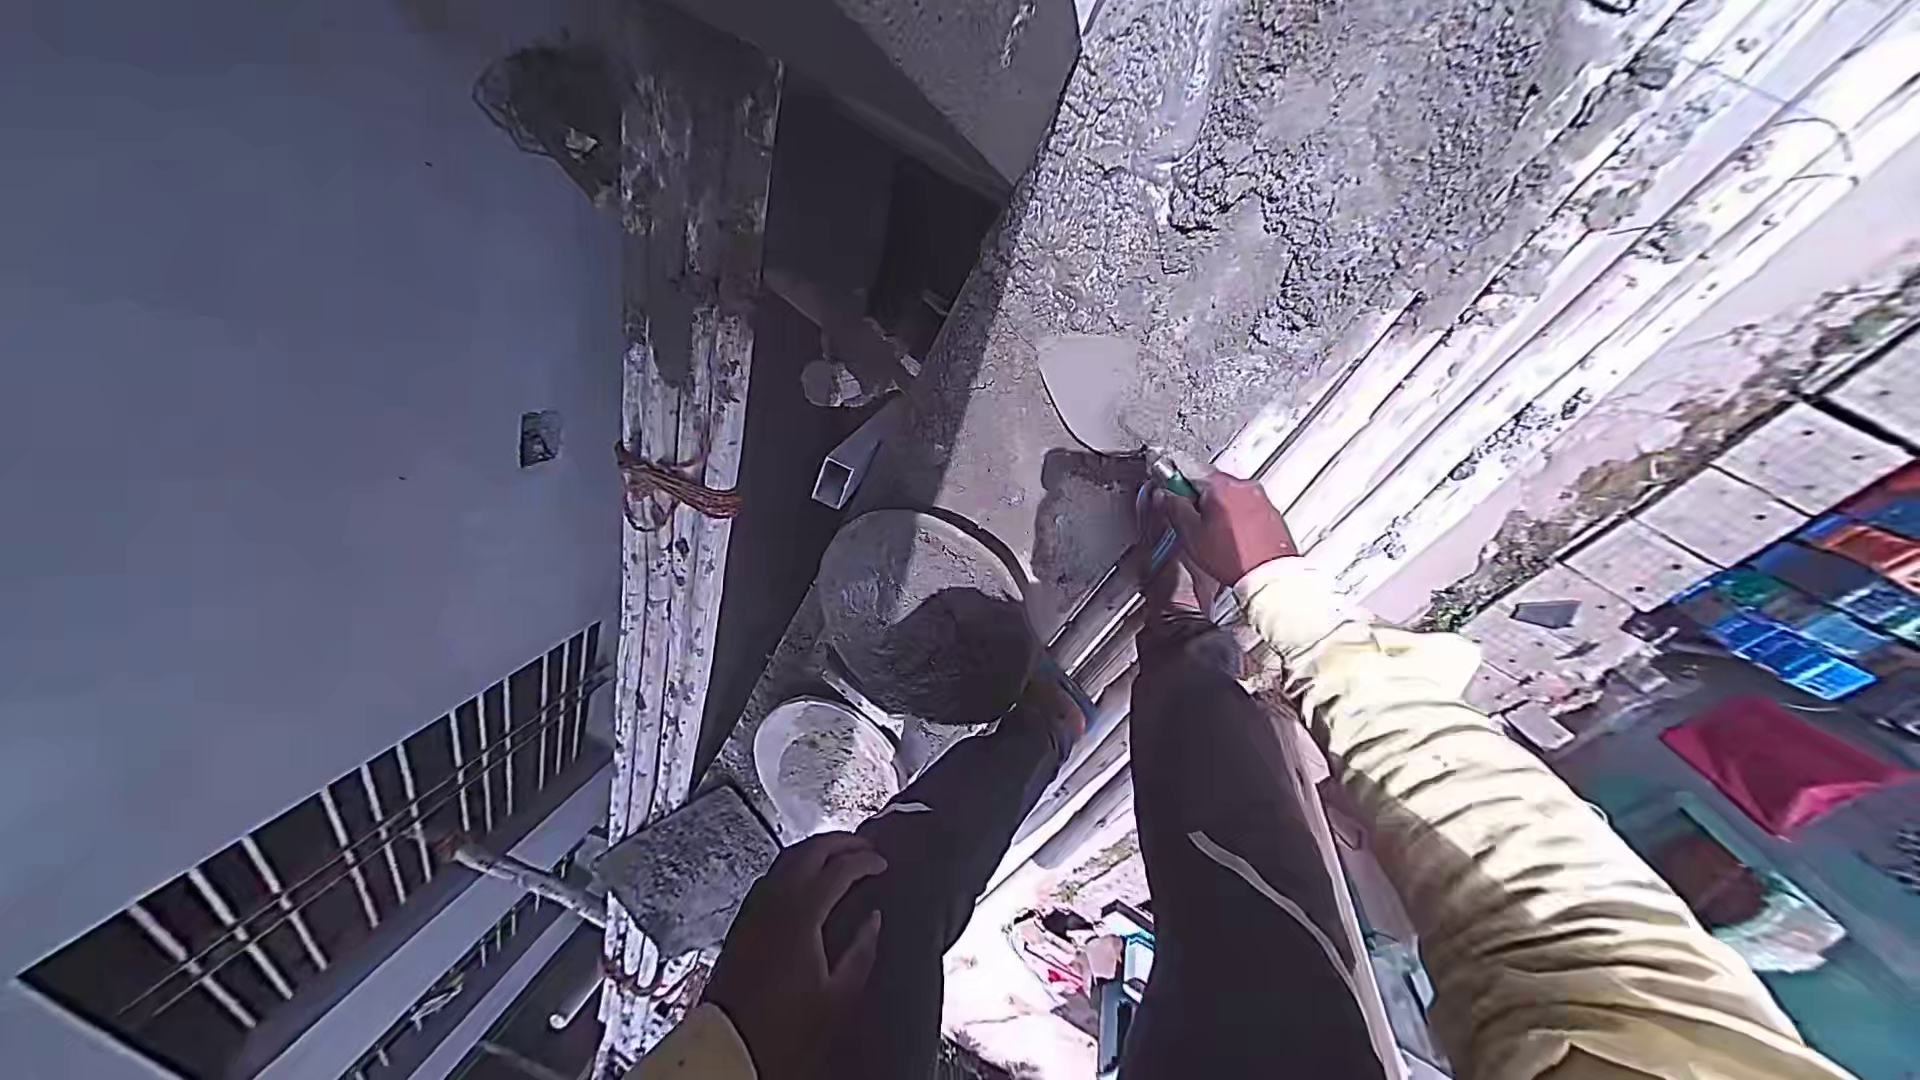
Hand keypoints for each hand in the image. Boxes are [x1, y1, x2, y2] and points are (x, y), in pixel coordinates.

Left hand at [703, 833, 885, 1075]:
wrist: (729, 1047)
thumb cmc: (784, 1028)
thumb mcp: (837, 996)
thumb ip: (861, 951)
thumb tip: (873, 920)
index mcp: (803, 911)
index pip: (840, 868)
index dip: (866, 861)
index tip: (882, 864)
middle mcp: (778, 898)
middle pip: (813, 849)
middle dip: (842, 842)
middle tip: (864, 846)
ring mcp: (757, 904)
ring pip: (791, 856)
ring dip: (818, 848)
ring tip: (839, 853)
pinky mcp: (744, 916)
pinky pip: (774, 873)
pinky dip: (797, 863)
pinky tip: (806, 876)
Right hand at [1153, 470, 1296, 584]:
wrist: (1267, 576)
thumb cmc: (1232, 557)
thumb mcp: (1191, 534)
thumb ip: (1175, 507)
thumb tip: (1167, 495)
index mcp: (1221, 486)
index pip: (1188, 468)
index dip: (1172, 475)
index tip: (1165, 479)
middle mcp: (1243, 485)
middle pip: (1209, 481)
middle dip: (1196, 495)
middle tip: (1187, 516)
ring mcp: (1259, 497)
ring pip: (1227, 493)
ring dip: (1215, 505)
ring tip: (1209, 531)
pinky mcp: (1269, 511)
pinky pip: (1244, 504)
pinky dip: (1233, 514)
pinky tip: (1228, 534)